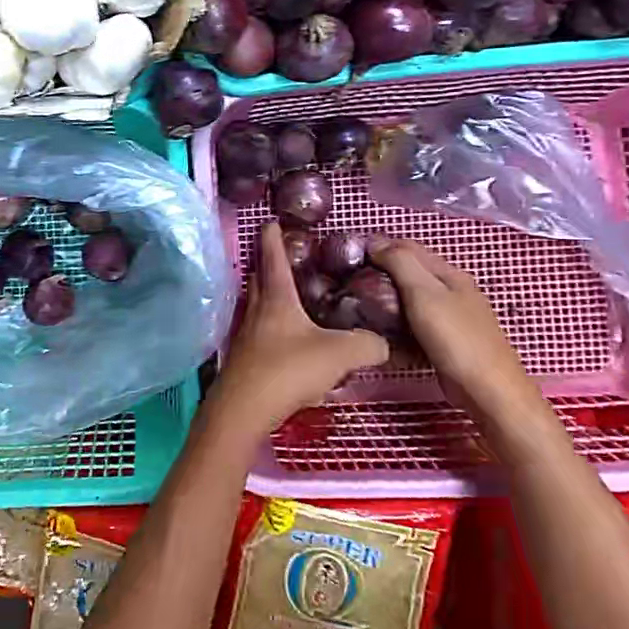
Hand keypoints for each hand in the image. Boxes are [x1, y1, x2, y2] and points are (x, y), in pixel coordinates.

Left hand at [211, 224, 389, 435]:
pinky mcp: (245, 358)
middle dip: (267, 263)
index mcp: (276, 298)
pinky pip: (260, 332)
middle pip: (259, 278)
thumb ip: (367, 344)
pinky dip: (272, 327)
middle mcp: (257, 310)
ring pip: (257, 306)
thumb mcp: (340, 354)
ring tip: (288, 295)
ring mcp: (246, 335)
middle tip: (282, 255)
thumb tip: (383, 343)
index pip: (273, 258)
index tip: (270, 221)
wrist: (245, 407)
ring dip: (269, 296)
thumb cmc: (289, 369)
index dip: (273, 238)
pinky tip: (287, 340)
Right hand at [367, 237, 547, 430]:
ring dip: (386, 296)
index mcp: (449, 273)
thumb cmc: (455, 338)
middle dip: (380, 271)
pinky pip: (415, 319)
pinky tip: (381, 327)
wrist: (487, 390)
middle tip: (348, 282)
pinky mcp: (446, 339)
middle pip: (411, 271)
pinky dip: (397, 319)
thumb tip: (374, 241)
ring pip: (411, 296)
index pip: (408, 246)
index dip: (378, 246)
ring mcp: (451, 315)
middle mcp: (452, 289)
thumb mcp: (424, 293)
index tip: (348, 257)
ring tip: (358, 303)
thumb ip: (400, 262)